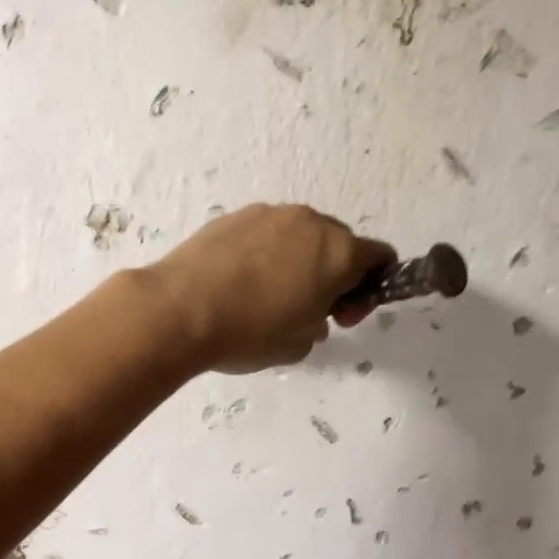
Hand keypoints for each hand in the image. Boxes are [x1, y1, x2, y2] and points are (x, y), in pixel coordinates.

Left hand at [143, 204, 394, 373]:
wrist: (178, 310)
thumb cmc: (250, 332)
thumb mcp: (300, 343)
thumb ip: (319, 322)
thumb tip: (310, 311)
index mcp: (339, 252)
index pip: (380, 258)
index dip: (369, 290)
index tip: (342, 315)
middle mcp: (310, 222)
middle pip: (339, 243)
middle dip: (332, 273)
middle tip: (305, 310)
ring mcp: (269, 214)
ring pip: (299, 236)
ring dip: (296, 260)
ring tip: (264, 296)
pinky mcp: (233, 216)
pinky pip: (264, 234)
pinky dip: (262, 253)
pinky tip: (237, 282)